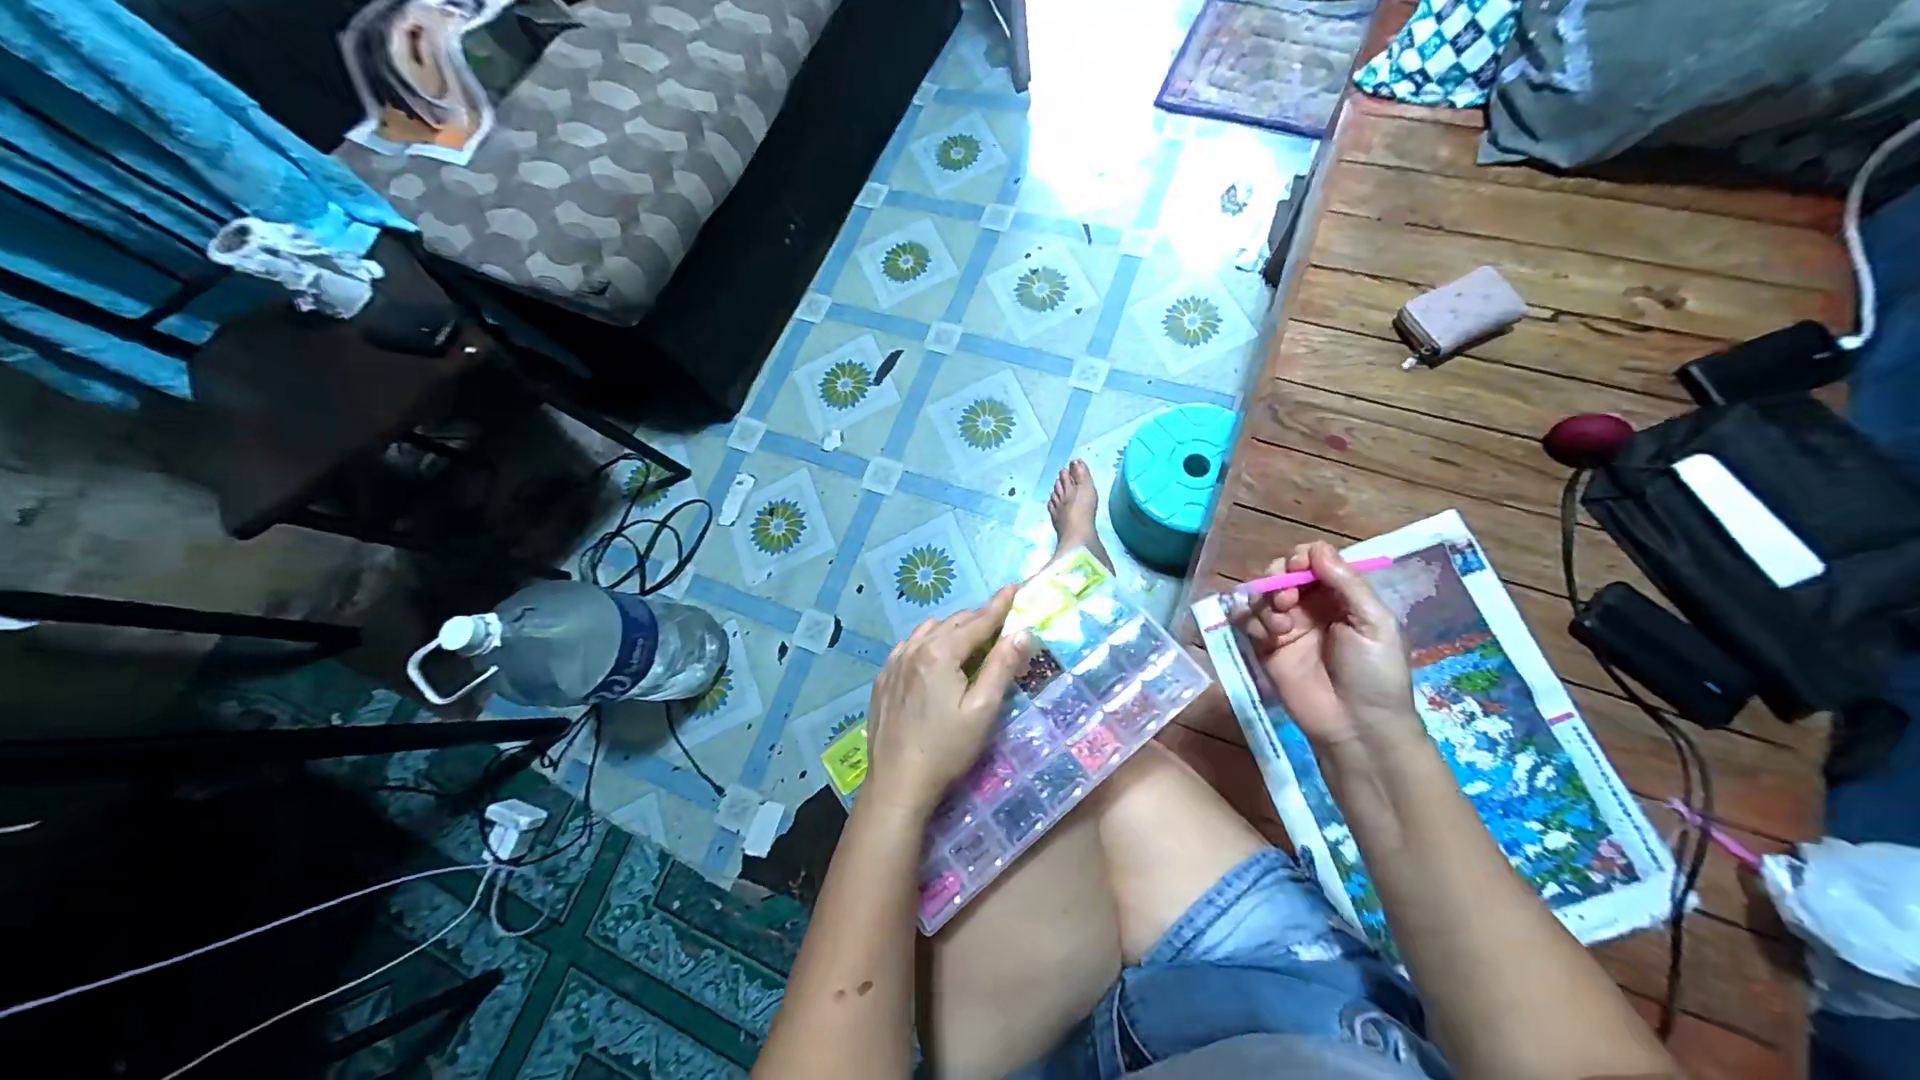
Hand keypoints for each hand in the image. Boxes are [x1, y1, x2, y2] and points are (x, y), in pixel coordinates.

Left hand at [864, 585, 1031, 817]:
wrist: (897, 783)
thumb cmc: (946, 750)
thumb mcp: (982, 711)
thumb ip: (1002, 667)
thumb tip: (1022, 632)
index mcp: (940, 653)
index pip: (977, 621)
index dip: (999, 605)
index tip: (1015, 587)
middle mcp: (913, 649)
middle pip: (953, 622)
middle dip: (979, 618)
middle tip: (1001, 623)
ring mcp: (894, 663)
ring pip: (928, 631)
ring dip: (953, 629)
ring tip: (971, 642)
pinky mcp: (883, 679)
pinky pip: (909, 646)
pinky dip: (928, 642)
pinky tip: (935, 658)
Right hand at [1233, 542, 1418, 746]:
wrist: (1356, 725)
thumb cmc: (1375, 673)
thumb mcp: (1375, 623)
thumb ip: (1347, 584)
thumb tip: (1317, 547)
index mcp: (1341, 596)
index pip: (1314, 561)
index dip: (1302, 558)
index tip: (1299, 567)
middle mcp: (1310, 606)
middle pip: (1281, 573)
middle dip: (1278, 576)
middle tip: (1286, 597)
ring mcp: (1286, 627)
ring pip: (1261, 594)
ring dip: (1265, 600)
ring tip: (1281, 623)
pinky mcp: (1265, 647)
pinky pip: (1247, 621)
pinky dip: (1251, 620)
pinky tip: (1270, 635)